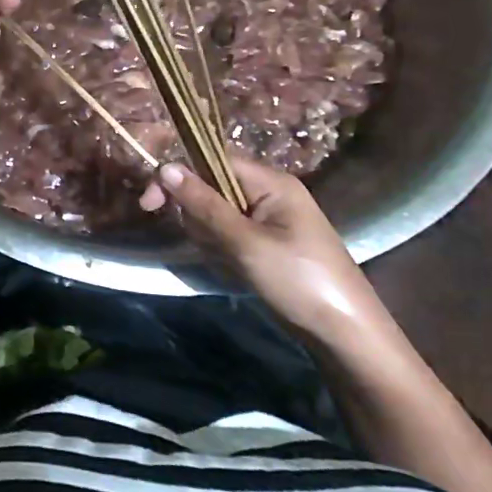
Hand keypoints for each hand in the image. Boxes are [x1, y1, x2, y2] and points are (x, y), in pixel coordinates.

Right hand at [139, 157, 396, 348]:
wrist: (341, 330)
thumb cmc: (297, 279)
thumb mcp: (245, 241)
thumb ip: (203, 204)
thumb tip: (165, 168)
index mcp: (271, 183)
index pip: (211, 160)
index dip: (178, 176)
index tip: (150, 204)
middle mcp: (268, 194)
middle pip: (209, 187)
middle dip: (195, 213)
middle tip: (204, 241)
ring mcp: (266, 219)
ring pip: (212, 213)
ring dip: (207, 236)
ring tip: (227, 260)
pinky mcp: (262, 241)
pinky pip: (224, 233)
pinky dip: (218, 249)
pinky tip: (232, 267)